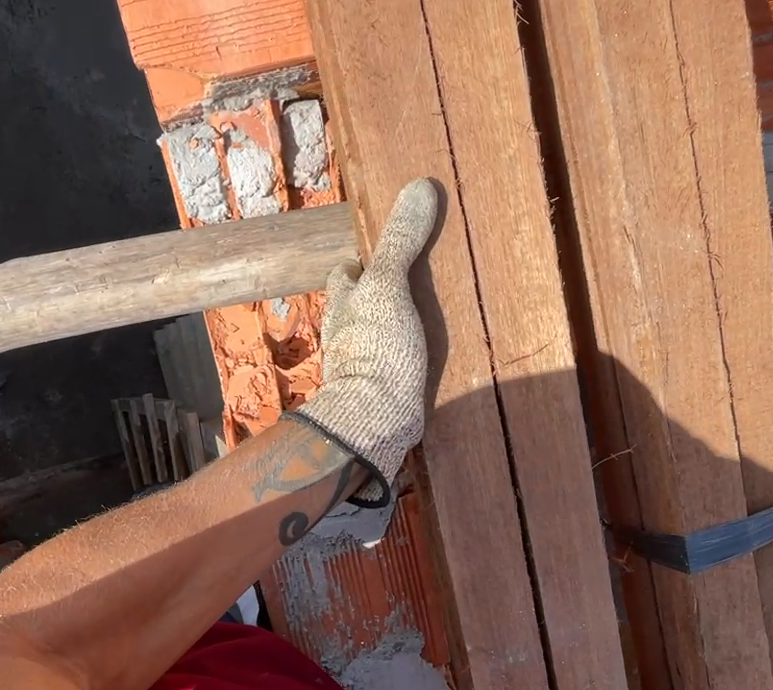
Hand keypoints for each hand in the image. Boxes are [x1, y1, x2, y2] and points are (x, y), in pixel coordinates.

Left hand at [292, 178, 439, 505]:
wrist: (378, 420)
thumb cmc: (377, 351)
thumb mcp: (390, 288)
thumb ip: (401, 242)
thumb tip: (419, 186)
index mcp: (343, 305)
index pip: (345, 274)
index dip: (359, 263)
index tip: (379, 253)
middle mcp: (347, 335)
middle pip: (358, 307)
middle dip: (377, 297)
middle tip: (410, 283)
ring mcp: (364, 367)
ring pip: (376, 338)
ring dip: (392, 330)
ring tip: (426, 318)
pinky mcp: (384, 394)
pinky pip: (396, 368)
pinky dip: (407, 360)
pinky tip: (428, 359)